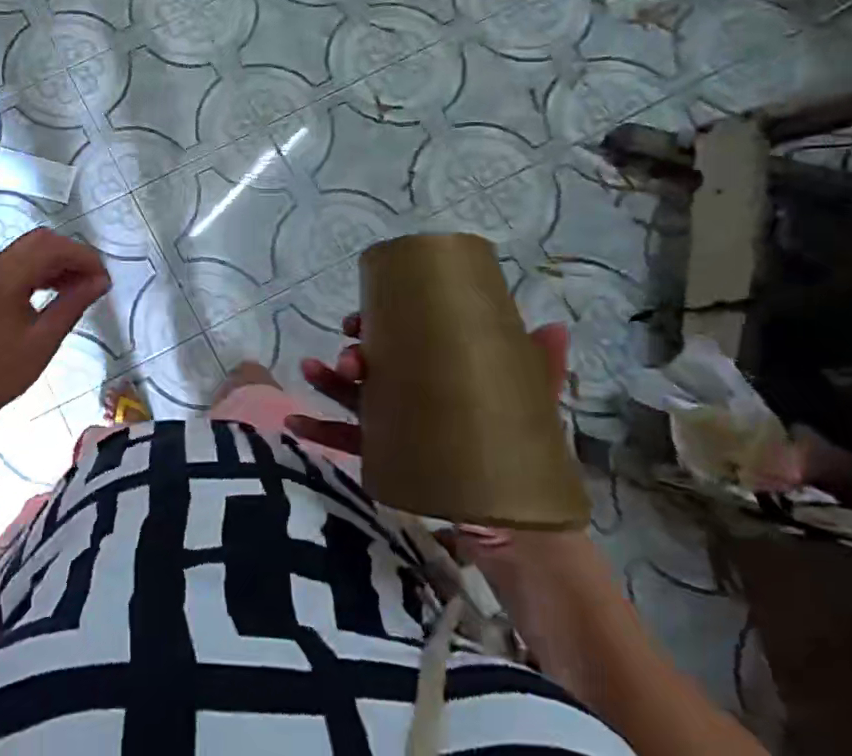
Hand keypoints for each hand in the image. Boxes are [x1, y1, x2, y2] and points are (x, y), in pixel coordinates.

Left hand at [0, 230, 108, 495]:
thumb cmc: (1, 372)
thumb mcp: (44, 340)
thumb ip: (73, 304)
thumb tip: (101, 281)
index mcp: (5, 278)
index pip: (52, 248)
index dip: (84, 257)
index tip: (104, 278)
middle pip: (40, 241)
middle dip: (72, 255)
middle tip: (95, 280)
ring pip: (29, 250)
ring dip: (58, 261)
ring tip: (82, 287)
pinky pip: (19, 264)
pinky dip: (42, 270)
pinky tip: (59, 291)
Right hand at [286, 312, 571, 452]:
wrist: (517, 531)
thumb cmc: (520, 457)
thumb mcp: (531, 409)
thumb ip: (539, 371)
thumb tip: (556, 326)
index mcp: (441, 376)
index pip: (403, 341)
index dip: (377, 325)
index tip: (358, 321)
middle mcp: (414, 395)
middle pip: (373, 366)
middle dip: (352, 354)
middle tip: (350, 359)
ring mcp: (396, 426)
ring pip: (352, 396)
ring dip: (327, 380)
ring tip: (311, 369)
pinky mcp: (384, 457)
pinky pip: (345, 440)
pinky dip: (318, 430)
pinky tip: (295, 423)